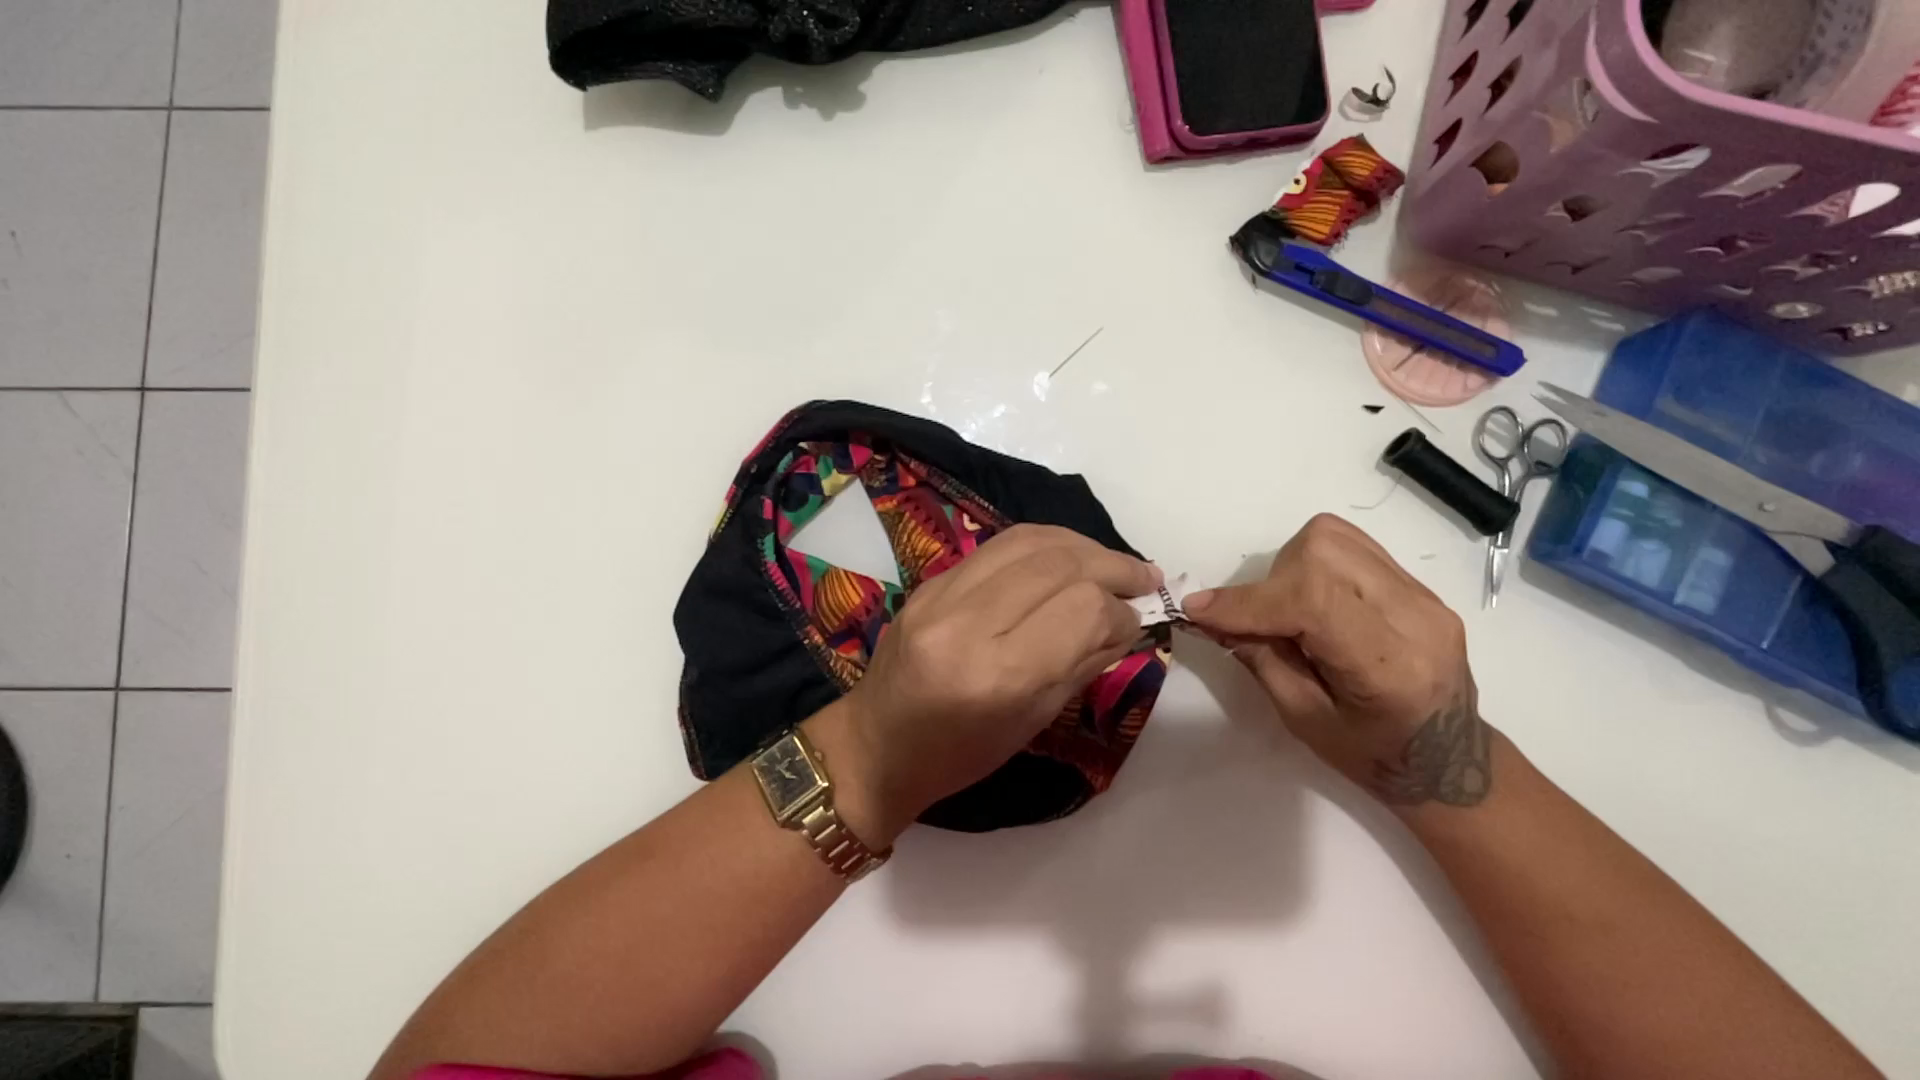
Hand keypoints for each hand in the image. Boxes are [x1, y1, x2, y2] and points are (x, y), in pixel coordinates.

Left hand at [807, 524, 1159, 845]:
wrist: (876, 745)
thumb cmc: (960, 755)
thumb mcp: (1033, 722)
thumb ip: (1083, 663)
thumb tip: (1128, 620)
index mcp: (996, 677)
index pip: (1082, 611)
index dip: (1120, 611)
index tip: (1135, 621)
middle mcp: (966, 624)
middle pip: (1059, 565)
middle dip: (1112, 566)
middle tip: (1143, 579)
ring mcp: (941, 595)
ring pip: (1029, 540)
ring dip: (1082, 545)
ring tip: (1111, 564)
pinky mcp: (930, 581)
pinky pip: (999, 546)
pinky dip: (1045, 545)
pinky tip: (1066, 559)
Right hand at [1183, 514, 1492, 810]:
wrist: (1448, 757)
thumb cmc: (1372, 754)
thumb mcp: (1303, 719)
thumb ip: (1260, 659)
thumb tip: (1211, 614)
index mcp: (1389, 667)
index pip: (1313, 601)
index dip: (1249, 601)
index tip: (1200, 610)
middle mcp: (1415, 617)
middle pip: (1323, 552)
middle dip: (1271, 581)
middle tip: (1257, 621)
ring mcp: (1423, 595)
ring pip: (1334, 537)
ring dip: (1290, 566)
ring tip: (1287, 610)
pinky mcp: (1419, 585)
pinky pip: (1352, 547)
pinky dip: (1314, 564)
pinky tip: (1312, 600)